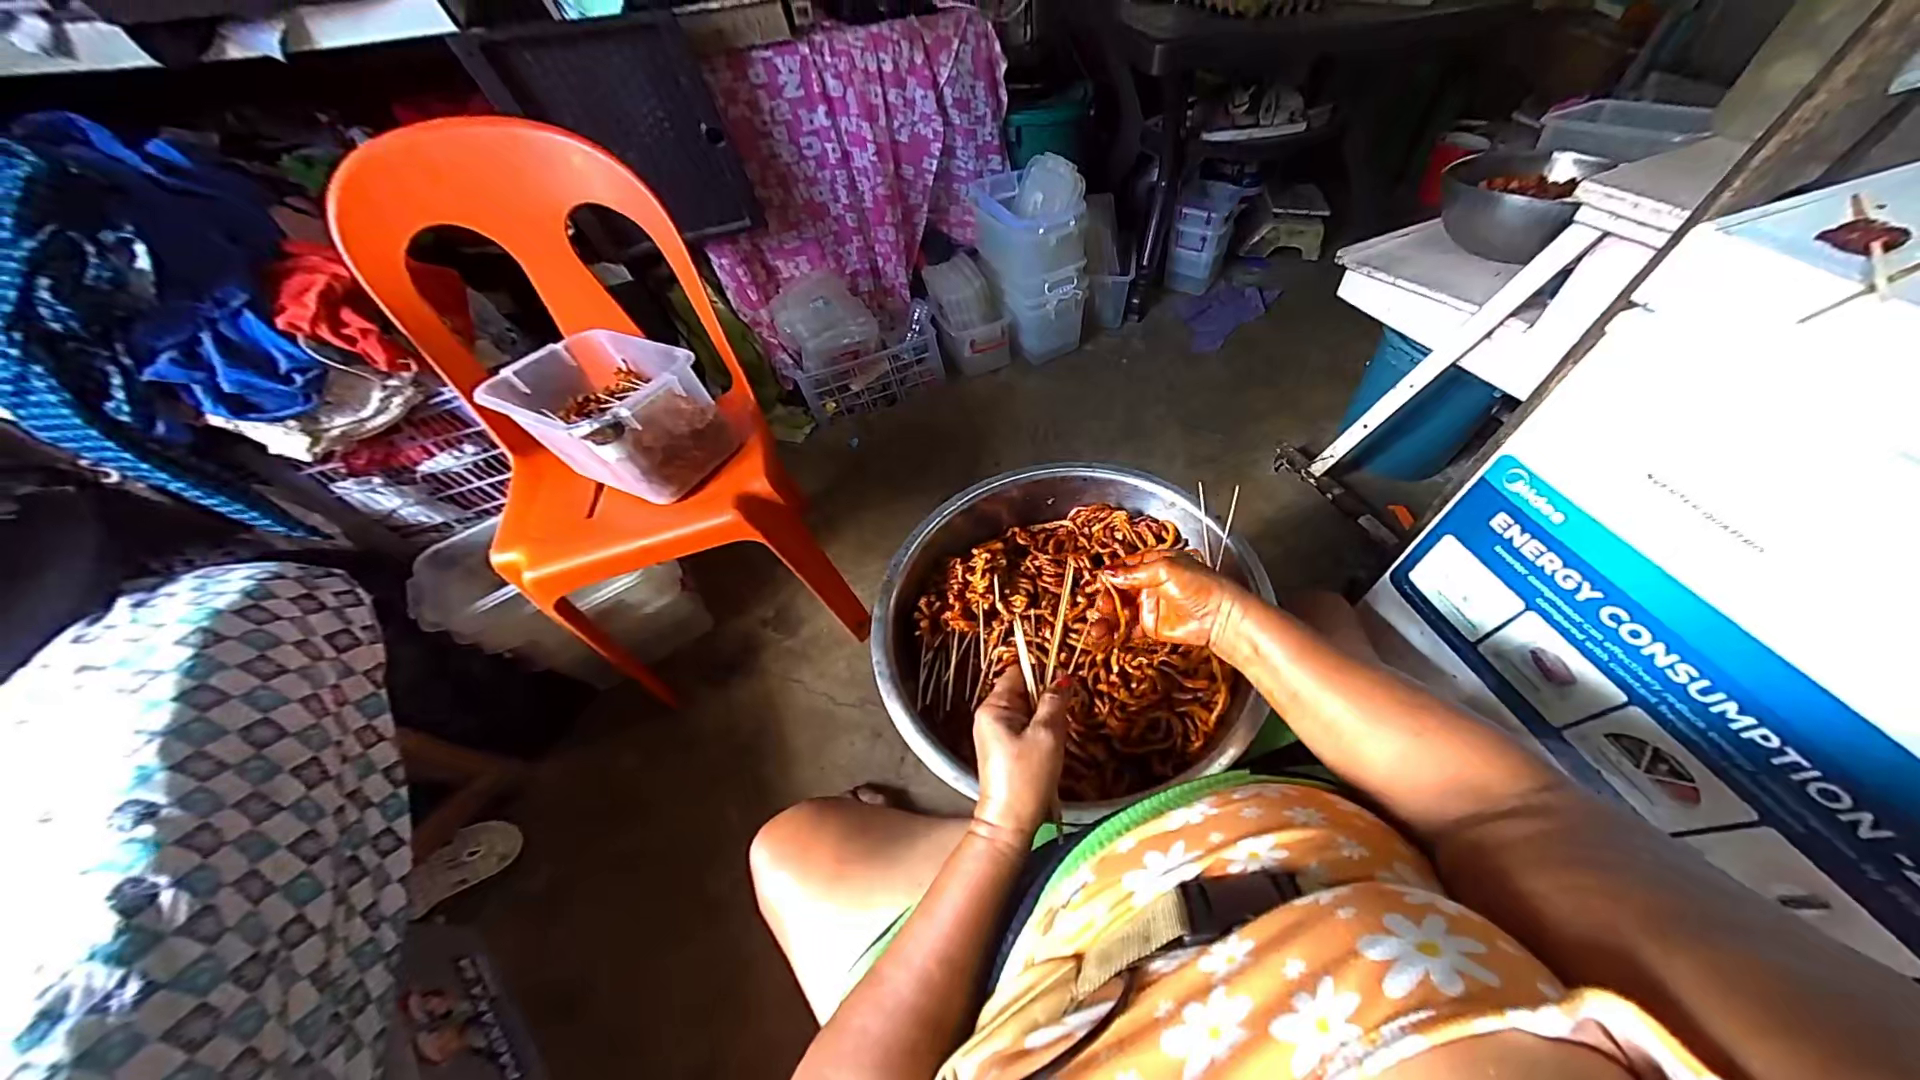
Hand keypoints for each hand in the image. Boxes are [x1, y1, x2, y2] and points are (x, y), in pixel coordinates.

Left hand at [972, 668, 1069, 842]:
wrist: (1010, 822)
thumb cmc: (1026, 778)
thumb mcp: (1047, 735)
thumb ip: (1055, 703)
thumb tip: (1063, 678)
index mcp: (993, 708)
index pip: (1017, 673)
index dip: (1040, 673)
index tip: (1063, 683)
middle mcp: (989, 716)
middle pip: (1023, 692)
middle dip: (1046, 700)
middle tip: (1063, 717)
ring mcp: (995, 733)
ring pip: (1028, 711)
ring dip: (1047, 719)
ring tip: (1057, 737)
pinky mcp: (1004, 749)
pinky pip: (1026, 729)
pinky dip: (1041, 733)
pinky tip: (1051, 749)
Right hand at [1103, 551, 1248, 649]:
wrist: (1220, 617)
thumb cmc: (1200, 585)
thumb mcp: (1165, 570)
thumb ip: (1135, 573)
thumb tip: (1107, 573)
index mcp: (1150, 563)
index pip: (1121, 568)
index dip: (1108, 576)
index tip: (1097, 585)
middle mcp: (1145, 582)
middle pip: (1116, 590)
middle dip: (1104, 600)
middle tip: (1100, 610)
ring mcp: (1146, 604)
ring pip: (1118, 610)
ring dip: (1105, 619)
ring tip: (1097, 630)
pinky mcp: (1149, 626)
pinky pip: (1126, 628)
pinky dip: (1115, 632)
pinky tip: (1106, 636)